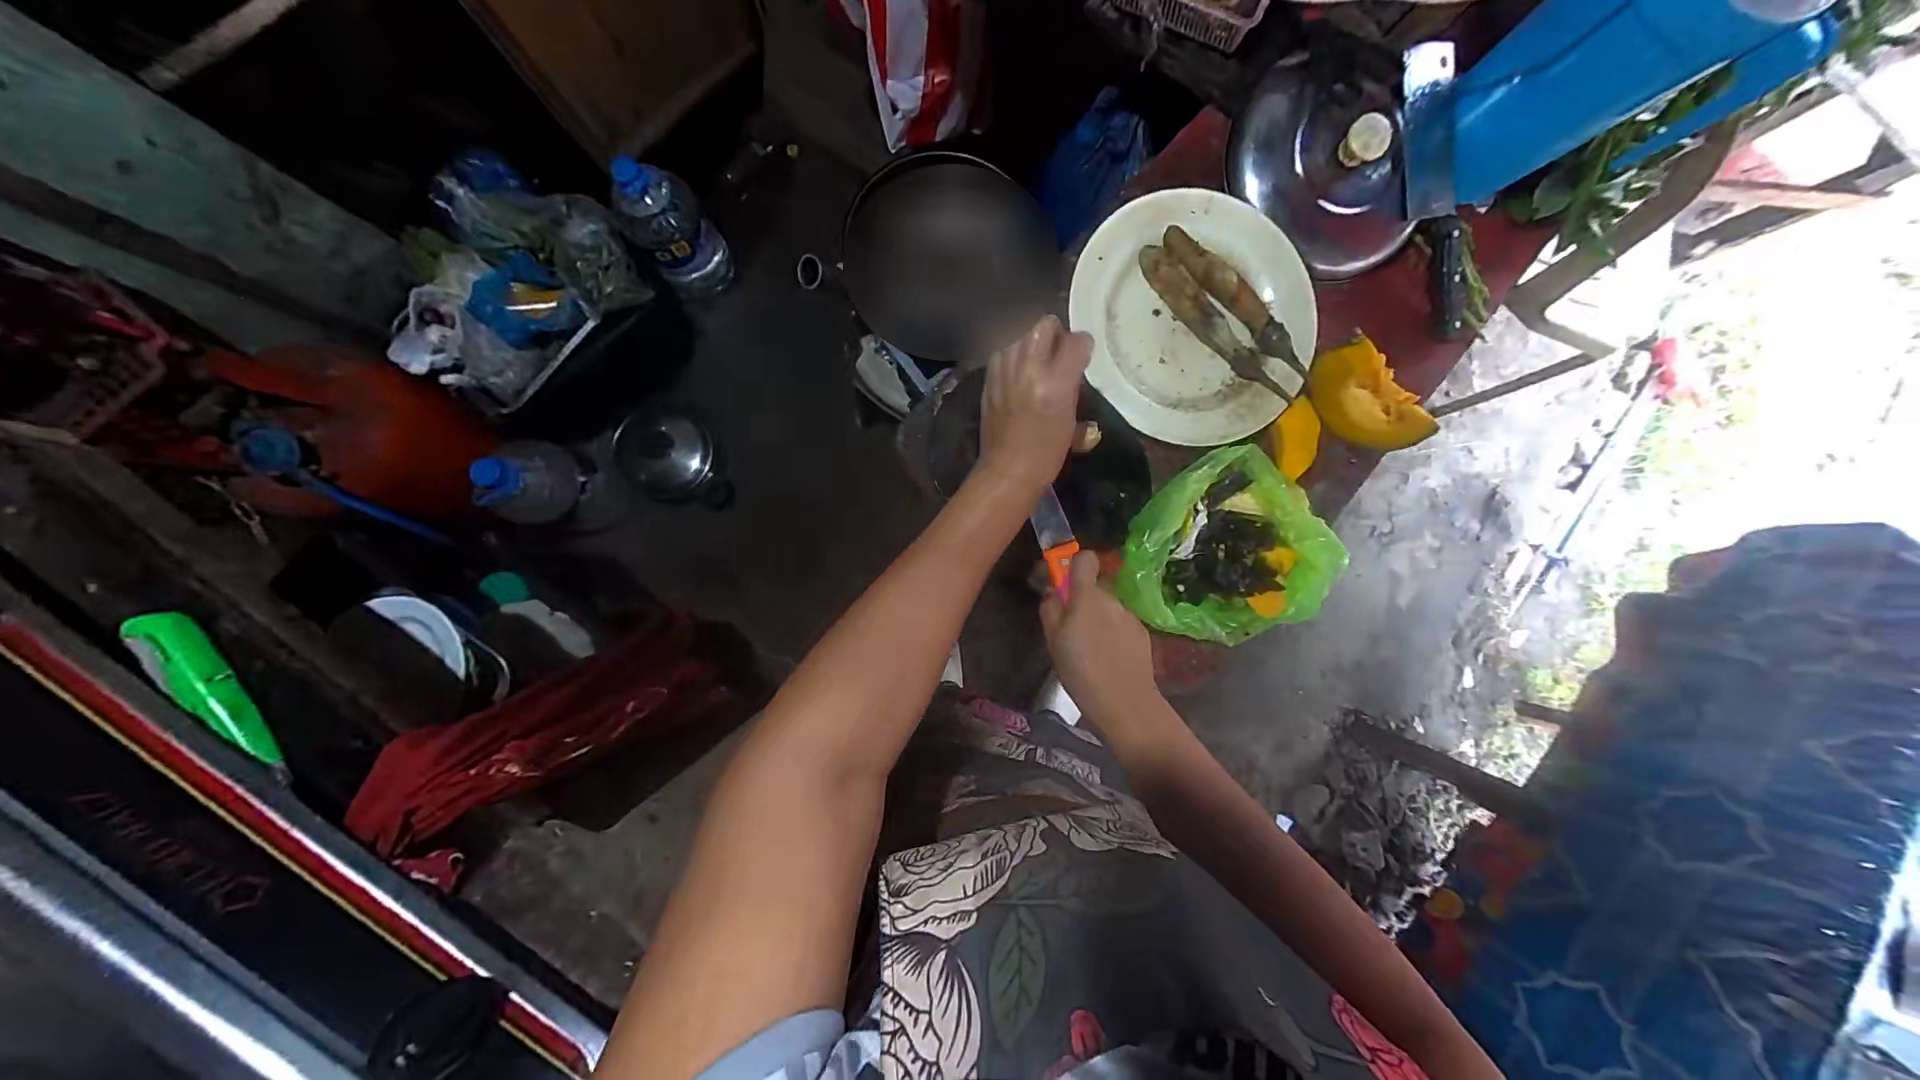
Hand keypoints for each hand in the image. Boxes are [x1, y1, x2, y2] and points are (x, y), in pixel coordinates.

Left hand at [976, 315, 1090, 492]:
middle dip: (1055, 333)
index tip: (1082, 355)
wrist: (1007, 470)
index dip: (1083, 346)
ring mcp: (1004, 371)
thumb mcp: (1071, 423)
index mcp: (1055, 382)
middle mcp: (1029, 369)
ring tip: (1035, 355)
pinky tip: (1016, 366)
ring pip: (1019, 329)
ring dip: (1030, 338)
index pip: (1077, 341)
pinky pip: (1001, 348)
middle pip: (1044, 323)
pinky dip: (1011, 351)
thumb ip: (1074, 391)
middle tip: (1057, 351)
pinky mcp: (988, 377)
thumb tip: (1075, 377)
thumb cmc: (1046, 454)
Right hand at [1040, 552, 1171, 746]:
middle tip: (1069, 630)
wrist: (1125, 702)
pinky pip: (1120, 624)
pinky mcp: (1142, 633)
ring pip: (1107, 608)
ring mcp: (1129, 616)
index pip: (1084, 559)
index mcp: (1087, 597)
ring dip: (1097, 619)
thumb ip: (1050, 609)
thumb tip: (1052, 591)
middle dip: (1081, 601)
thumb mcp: (1053, 641)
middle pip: (1094, 588)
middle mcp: (1111, 599)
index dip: (1073, 565)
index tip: (1063, 584)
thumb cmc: (1081, 671)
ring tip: (1089, 650)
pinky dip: (1112, 634)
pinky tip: (1107, 658)